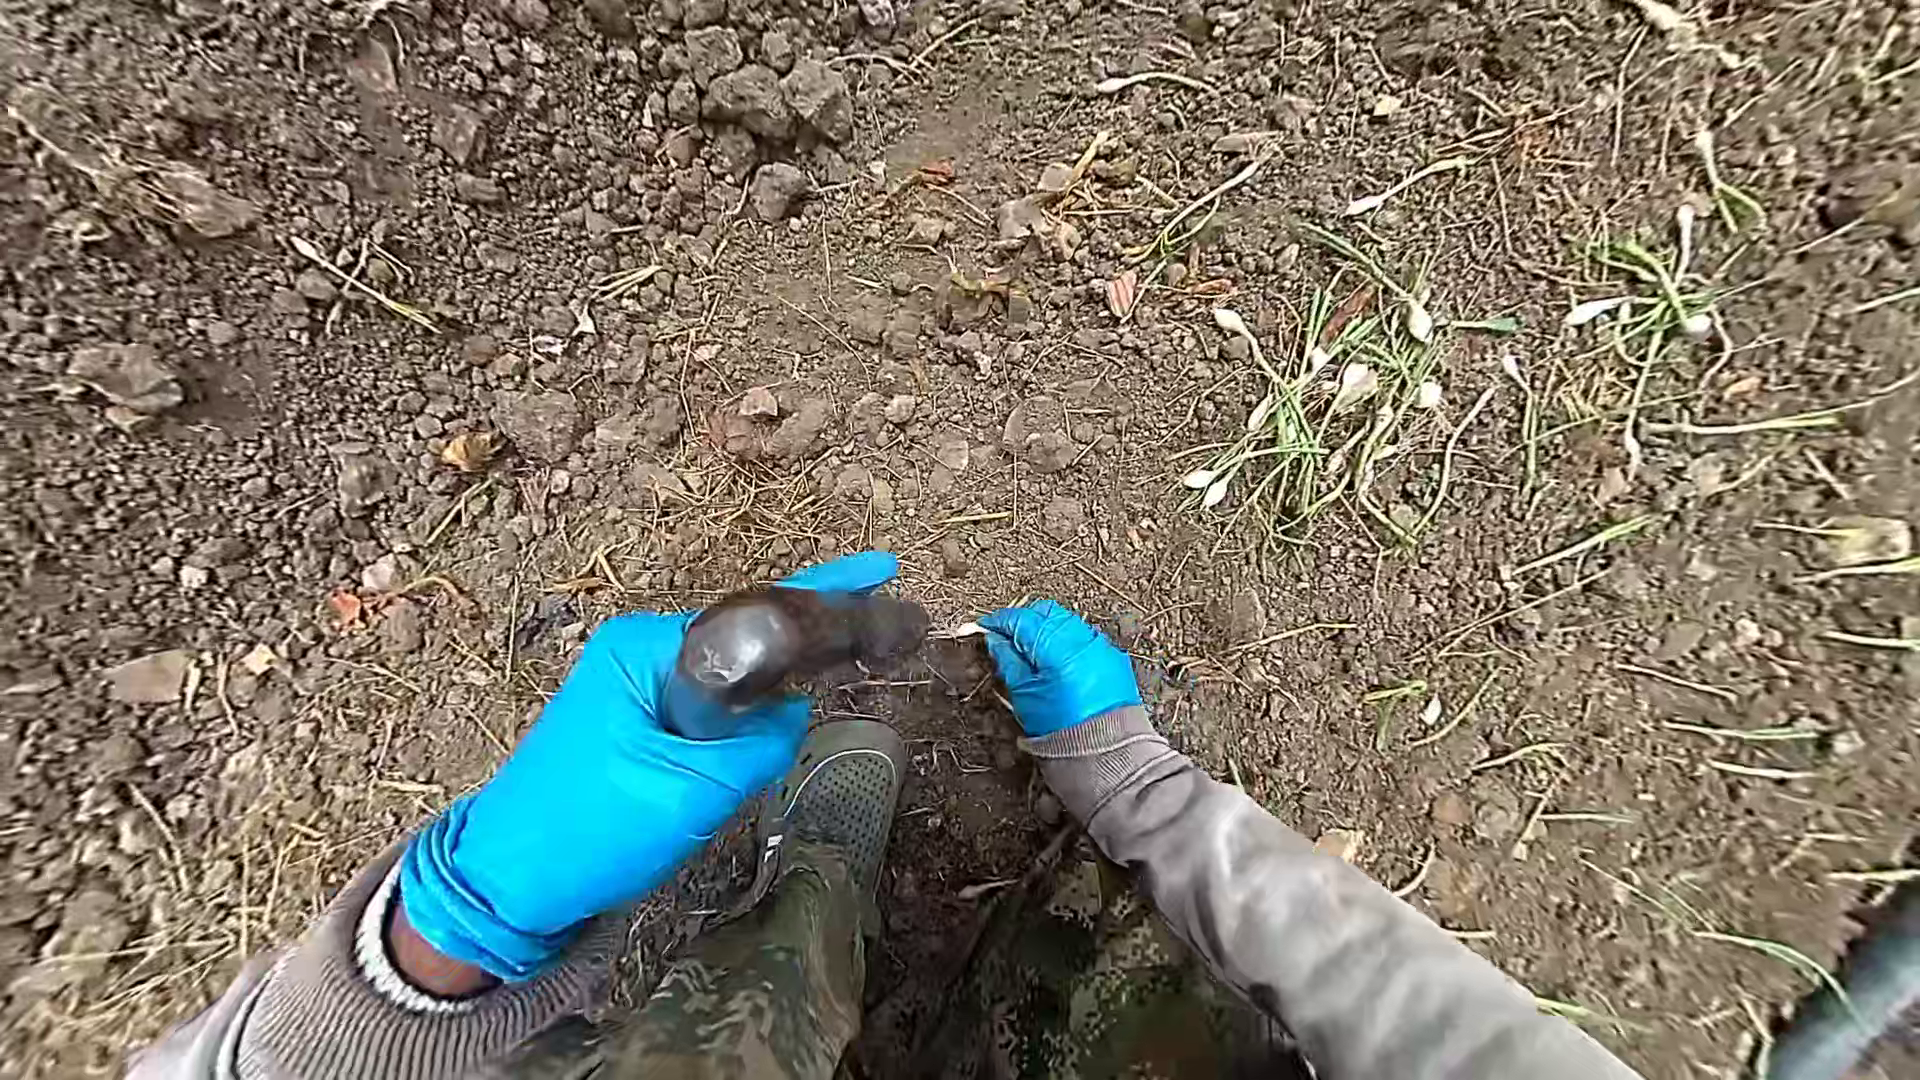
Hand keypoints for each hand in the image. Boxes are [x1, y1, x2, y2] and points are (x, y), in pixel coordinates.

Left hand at [398, 551, 898, 980]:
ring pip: (736, 662)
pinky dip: (758, 693)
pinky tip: (792, 694)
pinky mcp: (644, 711)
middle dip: (815, 621)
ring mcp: (642, 677)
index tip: (882, 568)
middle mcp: (647, 647)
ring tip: (849, 651)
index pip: (756, 610)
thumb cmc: (590, 831)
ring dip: (787, 662)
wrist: (500, 889)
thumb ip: (761, 742)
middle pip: (751, 626)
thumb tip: (795, 713)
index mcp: (650, 647)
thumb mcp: (691, 790)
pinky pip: (717, 690)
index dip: (825, 588)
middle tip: (882, 611)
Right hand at [980, 599, 1140, 735]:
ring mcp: (1100, 647)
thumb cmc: (1064, 733)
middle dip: (1023, 621)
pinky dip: (1065, 642)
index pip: (1021, 619)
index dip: (998, 622)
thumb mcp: (1024, 695)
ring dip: (1044, 630)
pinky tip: (1055, 660)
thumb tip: (996, 640)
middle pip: (1044, 613)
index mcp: (1057, 647)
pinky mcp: (1112, 658)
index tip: (985, 627)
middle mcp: (1082, 639)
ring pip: (1064, 621)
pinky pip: (1082, 637)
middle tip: (1005, 638)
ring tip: (1030, 651)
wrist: (1106, 756)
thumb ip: (1008, 661)